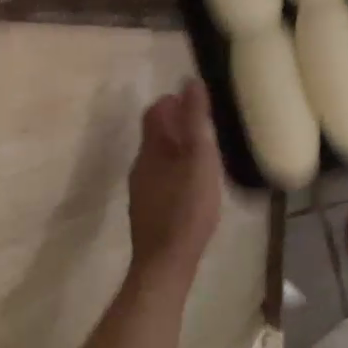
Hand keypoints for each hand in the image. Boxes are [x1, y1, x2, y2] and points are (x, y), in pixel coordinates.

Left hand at [128, 79, 224, 285]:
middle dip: (178, 124)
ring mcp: (142, 191)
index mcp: (151, 149)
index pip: (155, 112)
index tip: (196, 101)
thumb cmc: (187, 208)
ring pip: (159, 158)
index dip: (173, 101)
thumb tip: (190, 82)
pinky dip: (177, 171)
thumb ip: (195, 121)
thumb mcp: (199, 159)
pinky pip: (162, 179)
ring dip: (179, 149)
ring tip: (206, 154)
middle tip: (207, 126)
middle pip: (156, 134)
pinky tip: (195, 185)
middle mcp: (141, 166)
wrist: (165, 265)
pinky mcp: (148, 211)